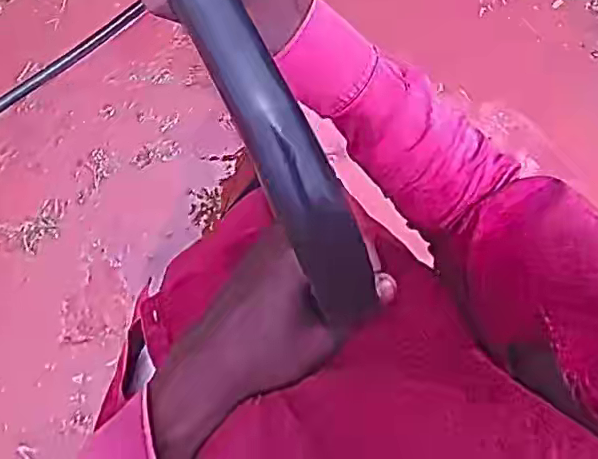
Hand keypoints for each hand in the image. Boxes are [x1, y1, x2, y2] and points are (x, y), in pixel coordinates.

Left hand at [147, 224, 396, 457]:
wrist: (208, 365)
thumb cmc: (261, 353)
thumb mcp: (322, 339)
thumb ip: (360, 309)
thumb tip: (388, 286)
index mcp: (299, 245)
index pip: (353, 237)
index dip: (371, 263)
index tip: (375, 288)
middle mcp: (281, 233)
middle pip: (333, 233)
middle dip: (350, 260)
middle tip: (353, 294)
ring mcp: (266, 239)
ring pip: (314, 239)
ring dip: (327, 261)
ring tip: (327, 297)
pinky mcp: (256, 251)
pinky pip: (294, 245)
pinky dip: (307, 264)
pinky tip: (304, 294)